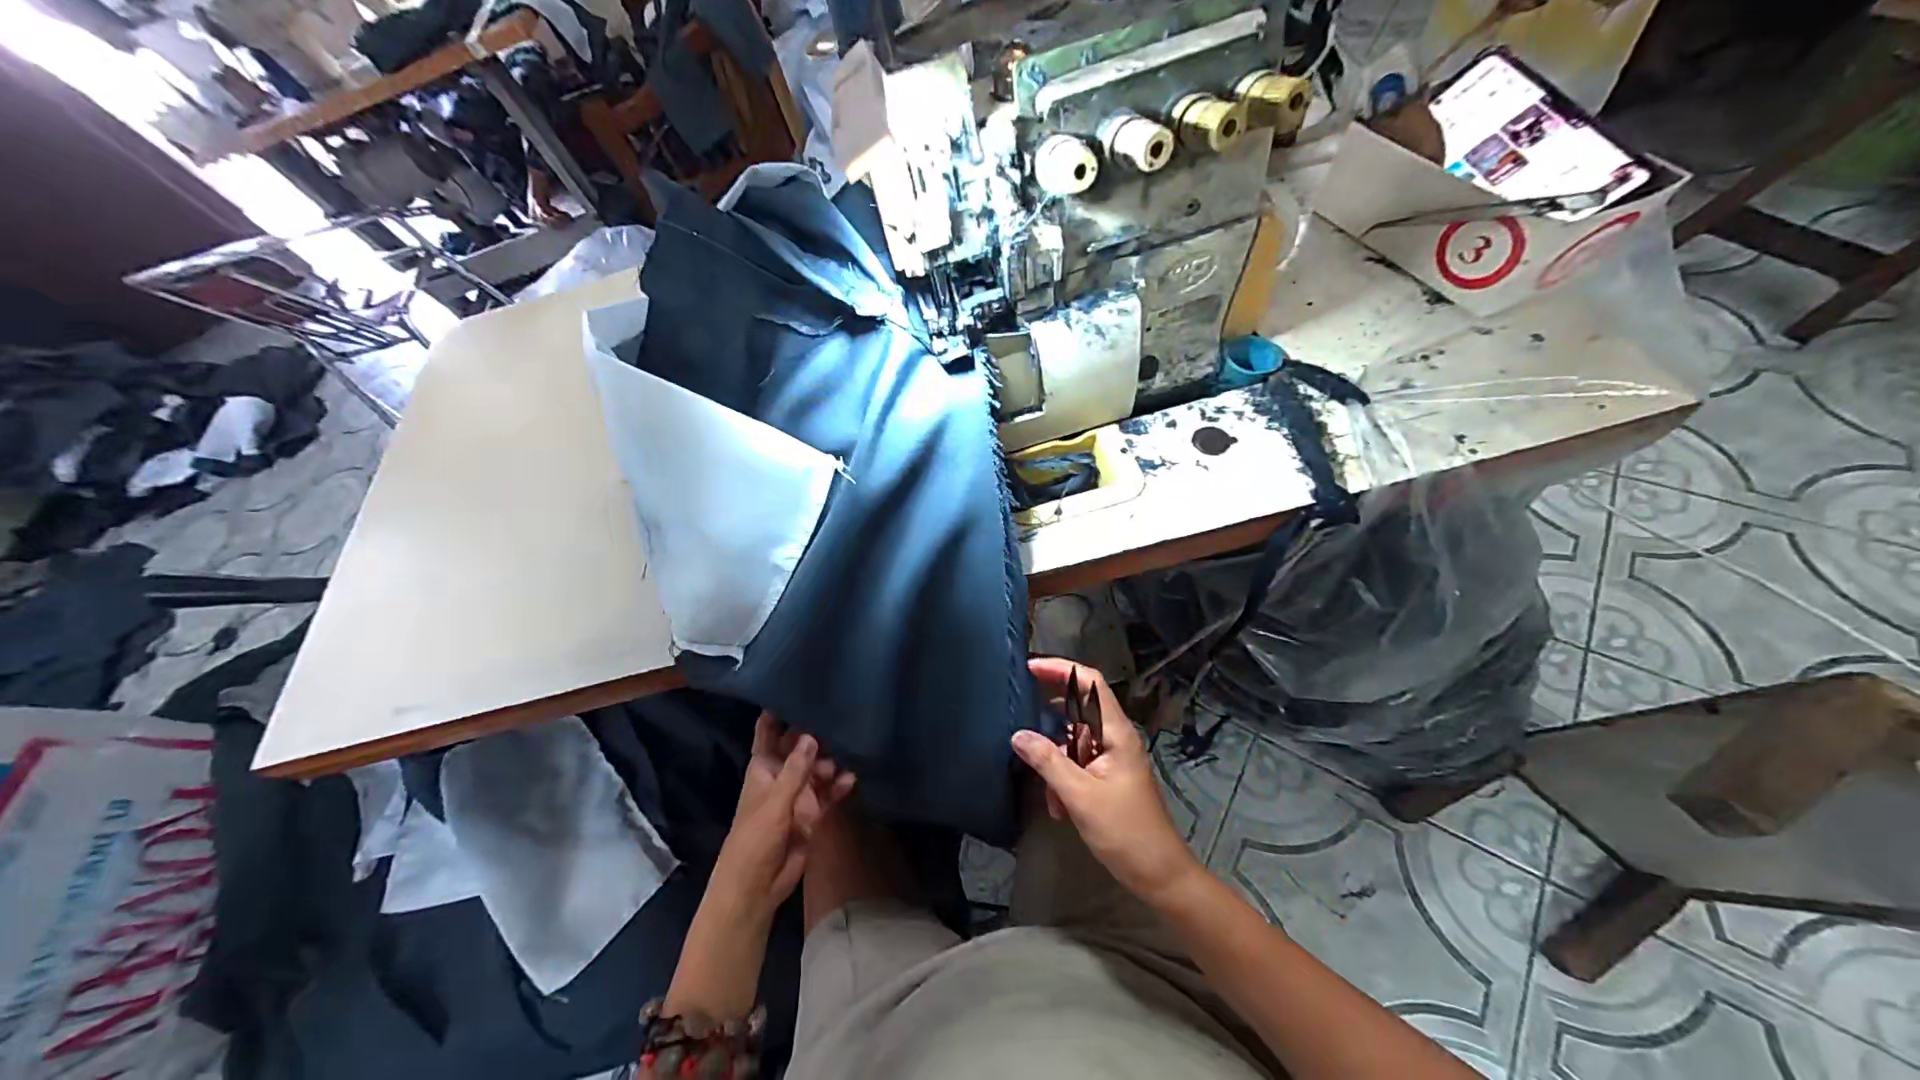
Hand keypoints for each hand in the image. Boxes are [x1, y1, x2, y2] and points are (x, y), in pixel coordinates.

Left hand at [712, 713, 856, 921]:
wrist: (757, 887)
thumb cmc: (753, 840)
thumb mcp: (773, 803)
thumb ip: (795, 771)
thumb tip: (811, 736)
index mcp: (763, 769)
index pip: (769, 733)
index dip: (779, 712)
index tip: (797, 688)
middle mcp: (782, 777)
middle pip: (800, 748)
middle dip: (816, 734)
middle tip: (840, 714)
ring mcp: (798, 795)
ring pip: (818, 770)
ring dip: (831, 761)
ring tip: (849, 752)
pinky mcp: (813, 814)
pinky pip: (829, 794)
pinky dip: (839, 786)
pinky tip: (852, 779)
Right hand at [1012, 658, 1203, 906]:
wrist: (1159, 874)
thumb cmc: (1124, 831)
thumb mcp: (1080, 795)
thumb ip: (1047, 761)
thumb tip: (1017, 734)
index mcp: (1117, 733)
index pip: (1091, 683)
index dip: (1061, 669)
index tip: (1030, 668)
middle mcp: (1116, 738)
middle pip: (1079, 710)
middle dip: (1050, 720)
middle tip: (1020, 720)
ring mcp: (1113, 758)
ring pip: (1074, 742)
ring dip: (1055, 762)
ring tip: (1049, 794)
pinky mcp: (1108, 778)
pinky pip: (1078, 764)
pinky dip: (1063, 779)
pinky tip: (1059, 807)